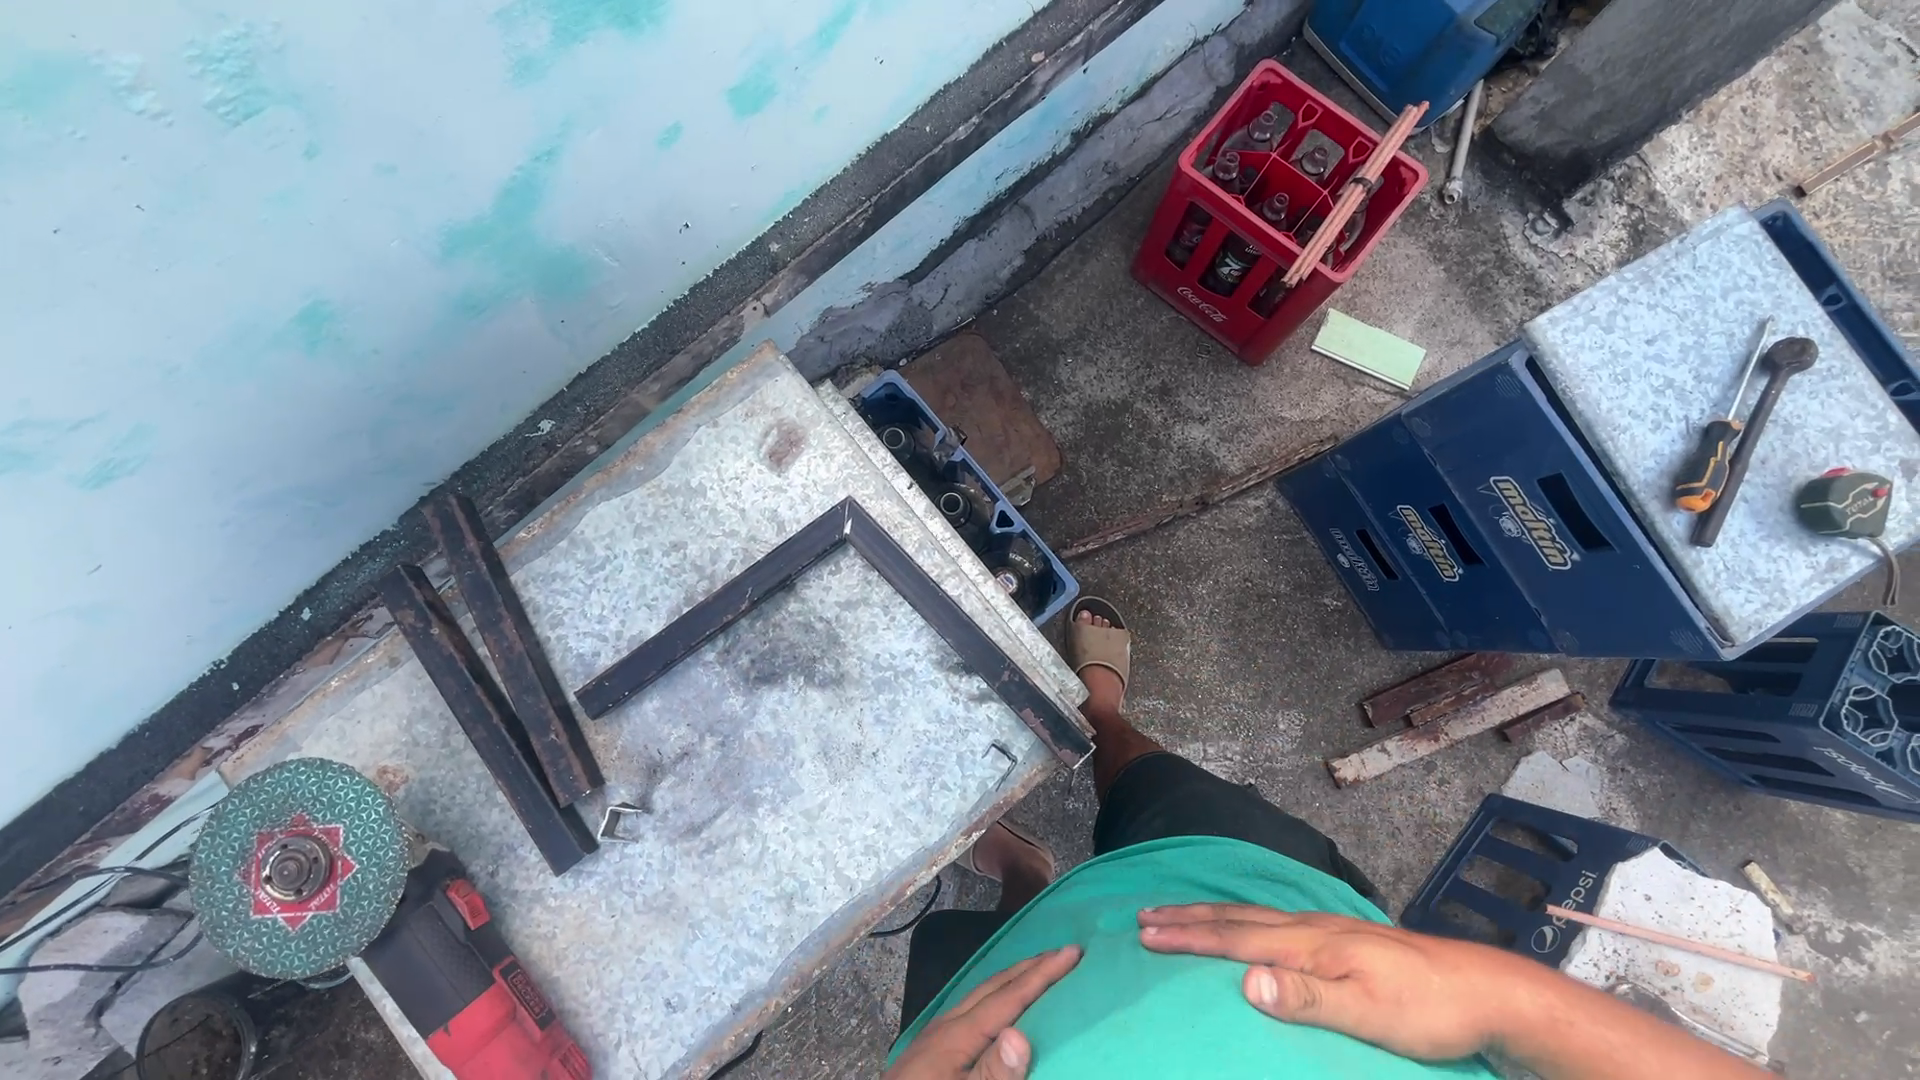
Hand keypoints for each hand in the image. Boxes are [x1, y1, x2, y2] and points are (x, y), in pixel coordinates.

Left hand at [883, 945, 1081, 1079]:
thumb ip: (992, 1074)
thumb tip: (1020, 1033)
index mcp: (957, 1034)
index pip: (1009, 996)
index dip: (1043, 973)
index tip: (1072, 951)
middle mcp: (946, 1025)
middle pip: (994, 986)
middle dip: (1030, 966)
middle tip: (1063, 953)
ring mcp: (936, 1035)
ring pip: (980, 994)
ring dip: (1011, 979)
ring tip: (1036, 971)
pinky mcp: (930, 1049)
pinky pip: (970, 1008)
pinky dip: (994, 997)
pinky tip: (995, 1009)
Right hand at [1138, 905, 1528, 1060]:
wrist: (1484, 990)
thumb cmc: (1427, 1012)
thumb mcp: (1371, 1016)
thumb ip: (1308, 1000)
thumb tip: (1246, 981)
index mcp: (1308, 946)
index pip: (1234, 938)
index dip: (1187, 936)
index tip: (1145, 934)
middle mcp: (1308, 928)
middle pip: (1235, 918)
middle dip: (1186, 918)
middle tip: (1144, 916)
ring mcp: (1324, 928)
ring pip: (1252, 914)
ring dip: (1208, 913)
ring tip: (1178, 912)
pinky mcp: (1338, 937)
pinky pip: (1272, 918)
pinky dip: (1239, 917)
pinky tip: (1244, 920)